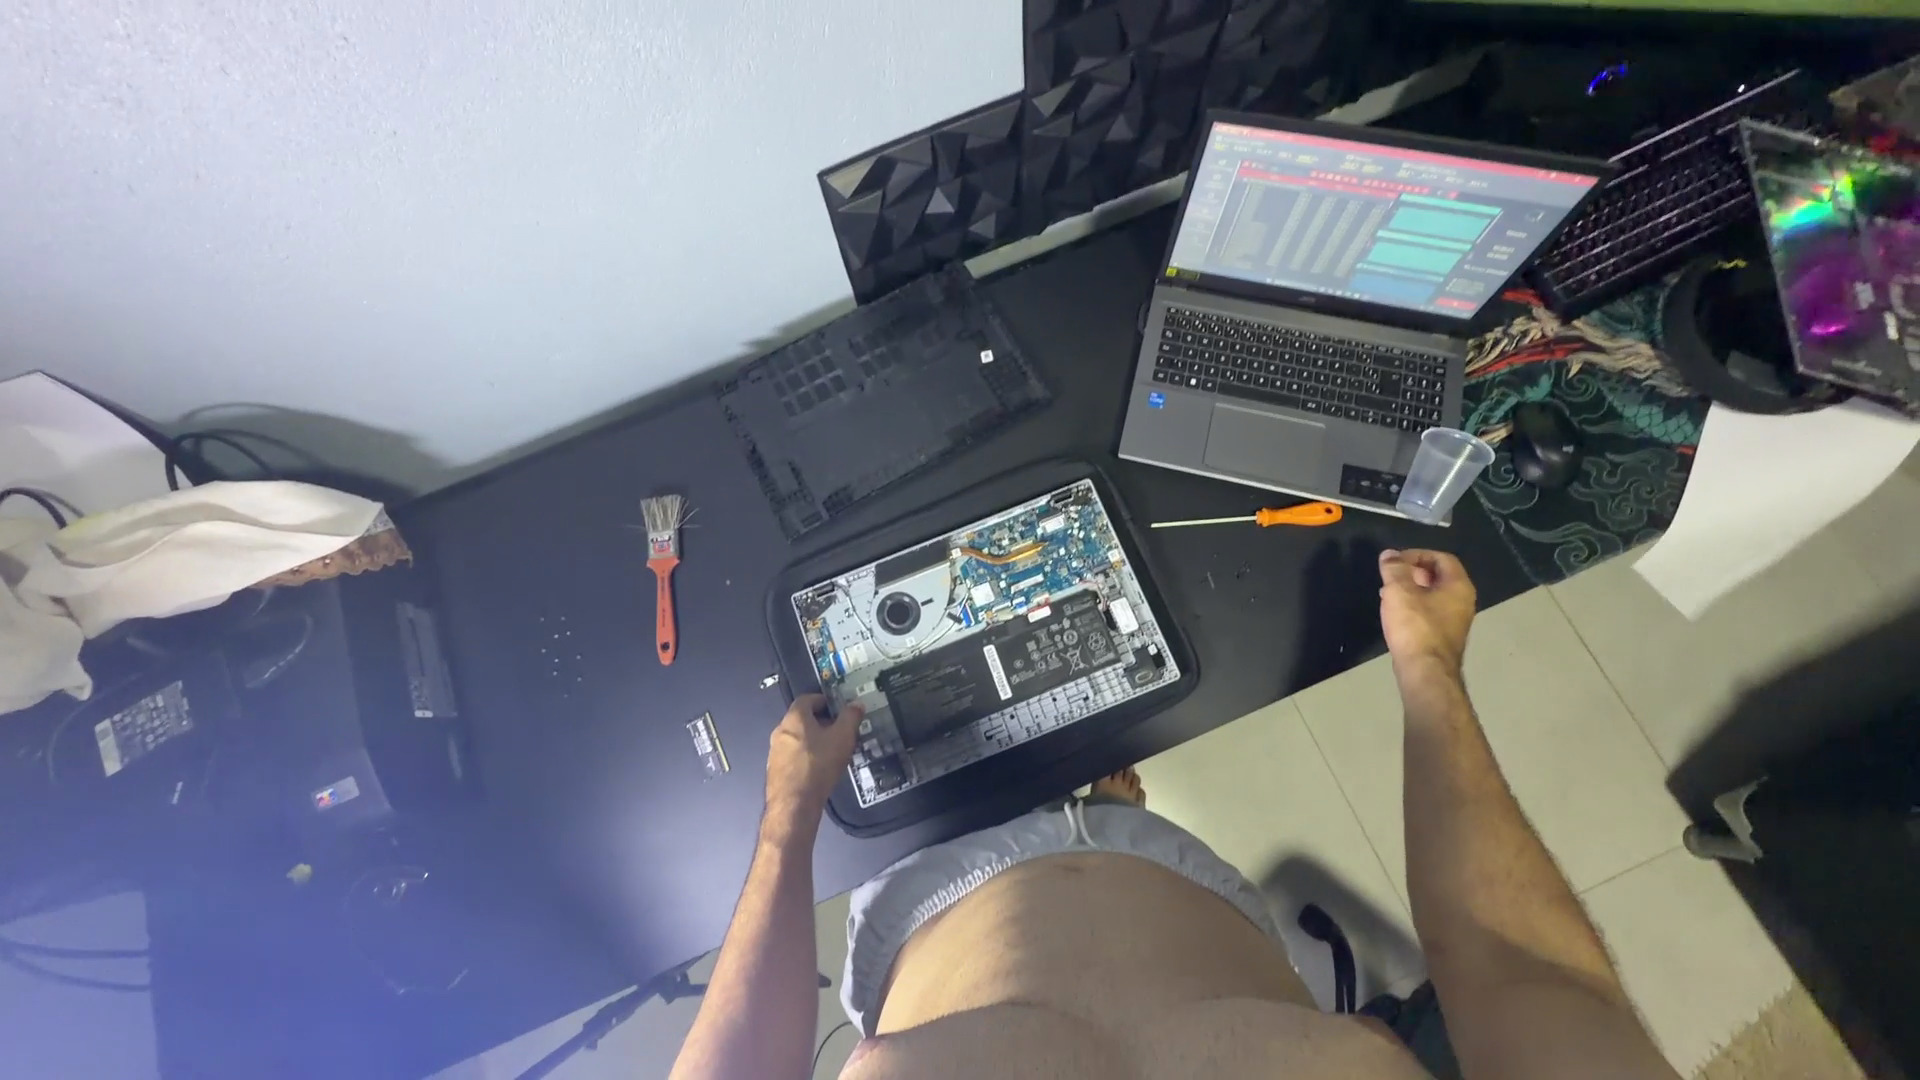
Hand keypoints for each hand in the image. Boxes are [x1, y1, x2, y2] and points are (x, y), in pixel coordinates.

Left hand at [764, 694, 863, 824]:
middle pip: (801, 719)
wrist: (793, 804)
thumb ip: (850, 717)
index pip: (807, 698)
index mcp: (794, 718)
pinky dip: (805, 757)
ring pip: (796, 739)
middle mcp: (780, 731)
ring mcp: (774, 752)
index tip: (838, 708)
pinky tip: (818, 769)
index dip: (824, 700)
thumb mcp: (842, 737)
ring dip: (812, 740)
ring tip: (831, 751)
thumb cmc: (819, 764)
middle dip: (821, 722)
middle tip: (839, 731)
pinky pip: (792, 756)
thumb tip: (856, 704)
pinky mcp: (775, 771)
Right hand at [1378, 548, 1476, 682]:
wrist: (1425, 670)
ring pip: (1432, 594)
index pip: (1442, 558)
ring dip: (1410, 589)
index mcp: (1458, 586)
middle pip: (1438, 576)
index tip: (1395, 562)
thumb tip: (1389, 554)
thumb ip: (1394, 569)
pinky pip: (1429, 611)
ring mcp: (1454, 620)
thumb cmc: (1415, 627)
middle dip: (1411, 572)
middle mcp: (1462, 601)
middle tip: (1389, 577)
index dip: (1417, 554)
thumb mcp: (1399, 591)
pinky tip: (1394, 613)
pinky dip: (1412, 605)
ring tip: (1387, 593)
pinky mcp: (1443, 635)